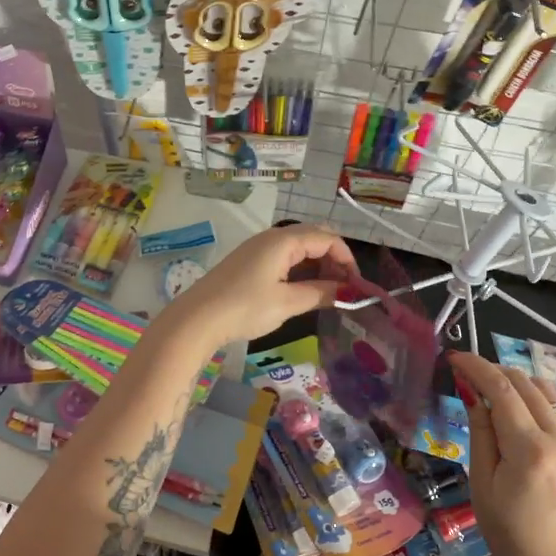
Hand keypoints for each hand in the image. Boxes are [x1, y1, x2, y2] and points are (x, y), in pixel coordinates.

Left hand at [157, 224, 351, 348]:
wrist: (198, 317)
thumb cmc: (245, 308)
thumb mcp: (287, 303)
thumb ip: (320, 293)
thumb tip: (347, 292)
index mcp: (284, 240)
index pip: (327, 239)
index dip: (347, 260)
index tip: (357, 286)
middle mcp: (272, 237)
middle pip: (314, 237)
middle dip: (334, 259)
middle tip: (345, 288)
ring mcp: (258, 247)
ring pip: (298, 247)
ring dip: (317, 265)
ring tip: (328, 292)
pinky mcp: (250, 261)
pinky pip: (284, 256)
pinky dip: (300, 269)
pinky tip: (304, 290)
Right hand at [449, 352, 555, 555]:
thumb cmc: (511, 536)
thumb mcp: (482, 485)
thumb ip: (480, 434)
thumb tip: (473, 394)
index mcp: (530, 449)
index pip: (501, 389)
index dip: (476, 366)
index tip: (454, 357)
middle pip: (525, 383)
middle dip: (493, 371)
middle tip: (467, 374)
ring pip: (547, 391)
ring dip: (517, 381)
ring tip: (492, 389)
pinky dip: (537, 398)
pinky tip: (520, 410)